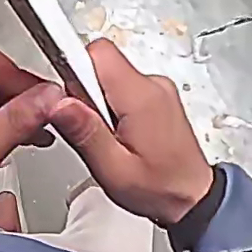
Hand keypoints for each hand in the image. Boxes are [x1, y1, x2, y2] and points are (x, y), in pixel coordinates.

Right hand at [49, 39, 213, 224]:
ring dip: (95, 102)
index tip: (66, 98)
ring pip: (107, 76)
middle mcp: (153, 85)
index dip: (73, 70)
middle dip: (82, 92)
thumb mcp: (113, 169)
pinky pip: (120, 87)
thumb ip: (85, 132)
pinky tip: (117, 134)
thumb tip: (58, 103)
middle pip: (99, 64)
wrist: (193, 198)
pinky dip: (109, 107)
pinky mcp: (155, 96)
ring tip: (106, 137)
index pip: (97, 53)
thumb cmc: (160, 188)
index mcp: (142, 97)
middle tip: (89, 129)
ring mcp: (156, 89)